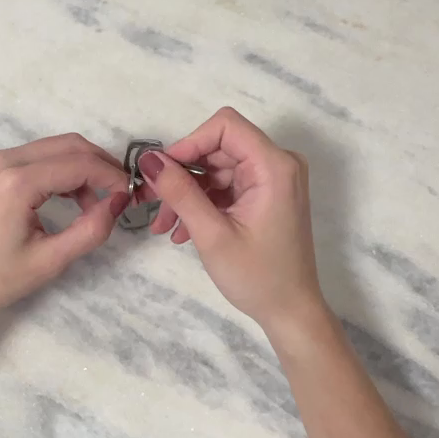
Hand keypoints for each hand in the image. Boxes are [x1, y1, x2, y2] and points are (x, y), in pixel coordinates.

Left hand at [0, 134, 130, 334]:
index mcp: (15, 182)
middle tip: (118, 191)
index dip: (111, 176)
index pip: (79, 163)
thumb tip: (117, 202)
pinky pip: (24, 158)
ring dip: (74, 168)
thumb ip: (91, 229)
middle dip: (98, 164)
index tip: (130, 195)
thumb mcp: (50, 261)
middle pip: (65, 145)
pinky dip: (49, 171)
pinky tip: (58, 198)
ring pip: (45, 149)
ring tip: (89, 203)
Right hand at [138, 106, 324, 327]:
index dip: (188, 143)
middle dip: (182, 173)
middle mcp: (277, 164)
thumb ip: (180, 192)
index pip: (224, 126)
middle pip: (217, 147)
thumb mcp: (212, 234)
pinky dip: (201, 203)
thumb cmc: (257, 276)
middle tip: (152, 203)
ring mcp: (271, 180)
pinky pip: (225, 186)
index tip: (162, 173)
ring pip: (216, 168)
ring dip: (186, 193)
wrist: (290, 311)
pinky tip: (182, 230)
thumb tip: (148, 160)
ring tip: (164, 226)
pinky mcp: (264, 195)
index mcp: (274, 166)